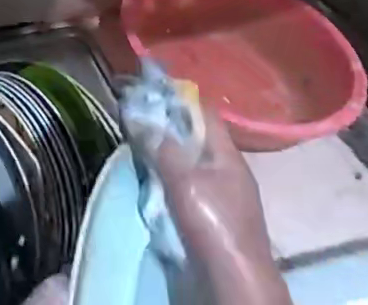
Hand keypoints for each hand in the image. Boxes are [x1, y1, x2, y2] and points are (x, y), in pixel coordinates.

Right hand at [145, 105, 292, 304]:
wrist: (236, 287)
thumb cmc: (215, 225)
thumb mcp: (184, 180)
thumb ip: (161, 145)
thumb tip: (137, 113)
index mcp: (228, 155)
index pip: (203, 111)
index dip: (176, 95)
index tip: (146, 83)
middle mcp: (227, 170)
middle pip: (194, 134)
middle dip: (165, 121)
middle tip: (132, 110)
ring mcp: (222, 195)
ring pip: (188, 158)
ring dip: (163, 147)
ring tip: (134, 137)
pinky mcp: (212, 216)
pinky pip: (186, 181)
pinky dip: (166, 171)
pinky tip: (148, 172)